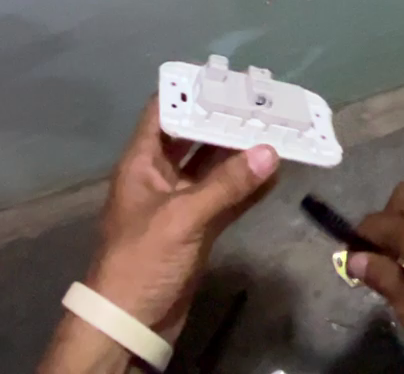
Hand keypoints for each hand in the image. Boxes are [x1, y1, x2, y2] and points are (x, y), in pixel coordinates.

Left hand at [40, 97, 278, 372]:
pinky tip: (273, 173)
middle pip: (194, 137)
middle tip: (259, 102)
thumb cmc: (141, 260)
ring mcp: (179, 203)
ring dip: (240, 153)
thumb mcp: (181, 218)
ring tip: (274, 129)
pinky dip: (247, 187)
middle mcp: (160, 176)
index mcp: (142, 162)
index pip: (164, 112)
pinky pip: (225, 199)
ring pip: (213, 168)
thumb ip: (226, 186)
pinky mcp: (197, 229)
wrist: (129, 326)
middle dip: (223, 121)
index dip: (189, 92)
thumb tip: (269, 151)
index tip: (224, 77)